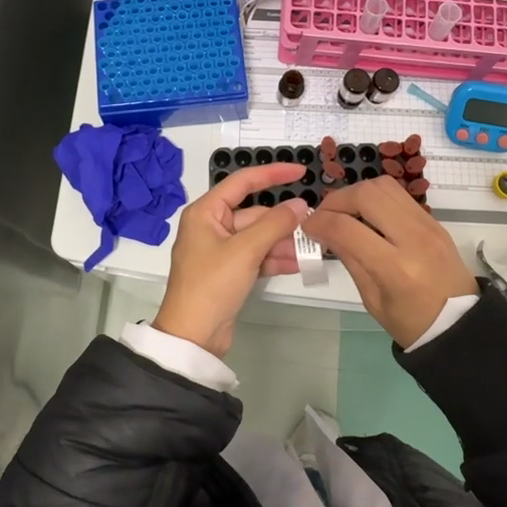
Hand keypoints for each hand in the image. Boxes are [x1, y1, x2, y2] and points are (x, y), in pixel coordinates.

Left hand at [152, 163, 307, 357]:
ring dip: (282, 242)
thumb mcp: (246, 251)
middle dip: (282, 221)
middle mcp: (211, 225)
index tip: (300, 171)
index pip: (242, 182)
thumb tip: (300, 205)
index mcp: (206, 212)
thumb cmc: (212, 285)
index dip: (272, 174)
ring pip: (258, 236)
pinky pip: (256, 255)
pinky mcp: (229, 271)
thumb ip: (275, 224)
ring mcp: (220, 249)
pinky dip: (274, 258)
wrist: (193, 336)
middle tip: (313, 225)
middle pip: (254, 213)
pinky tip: (298, 264)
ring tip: (310, 249)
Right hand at [305, 177, 477, 347]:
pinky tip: (366, 215)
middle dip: (337, 199)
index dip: (319, 222)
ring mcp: (428, 225)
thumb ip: (349, 259)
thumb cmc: (413, 324)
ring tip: (345, 211)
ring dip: (357, 193)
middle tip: (324, 215)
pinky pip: (399, 195)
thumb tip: (324, 230)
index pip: (347, 228)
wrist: (462, 325)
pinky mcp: (434, 220)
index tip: (307, 227)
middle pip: (367, 194)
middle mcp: (414, 239)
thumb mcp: (372, 300)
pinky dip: (375, 197)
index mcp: (396, 269)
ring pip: (384, 186)